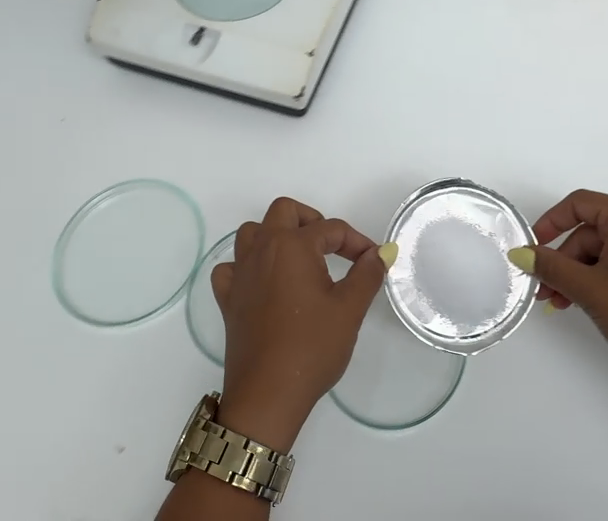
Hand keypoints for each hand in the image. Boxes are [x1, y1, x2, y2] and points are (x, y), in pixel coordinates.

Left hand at [210, 197, 390, 451]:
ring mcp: (240, 274)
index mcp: (293, 246)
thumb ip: (367, 273)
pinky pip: (231, 268)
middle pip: (284, 212)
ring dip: (275, 236)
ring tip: (299, 258)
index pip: (331, 228)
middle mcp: (263, 250)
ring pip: (252, 233)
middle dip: (311, 220)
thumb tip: (379, 253)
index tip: (372, 261)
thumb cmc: (312, 347)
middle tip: (332, 246)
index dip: (356, 242)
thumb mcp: (350, 308)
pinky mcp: (228, 300)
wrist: (268, 394)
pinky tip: (264, 282)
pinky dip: (246, 266)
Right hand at [515, 189, 607, 379]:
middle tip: (542, 289)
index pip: (578, 204)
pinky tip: (577, 302)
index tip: (530, 248)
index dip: (549, 223)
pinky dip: (592, 279)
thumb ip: (551, 267)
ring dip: (574, 274)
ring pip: (596, 251)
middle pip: (586, 231)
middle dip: (562, 260)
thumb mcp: (589, 289)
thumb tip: (520, 253)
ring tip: (556, 303)